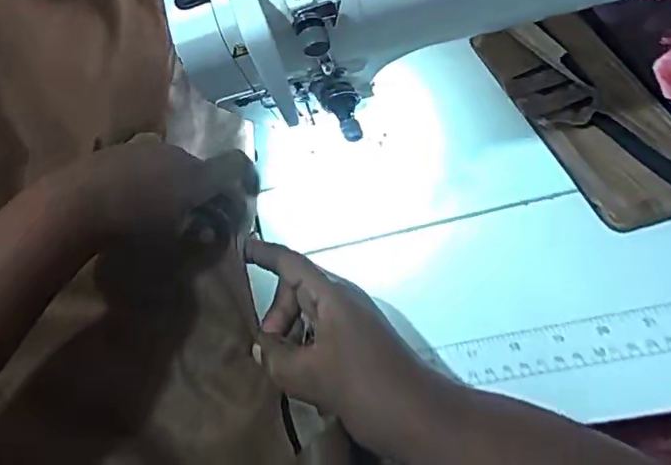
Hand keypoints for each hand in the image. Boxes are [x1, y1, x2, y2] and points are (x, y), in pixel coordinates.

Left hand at [55, 138, 255, 243]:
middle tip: (196, 218)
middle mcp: (177, 153)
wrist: (77, 201)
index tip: (240, 200)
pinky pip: (149, 161)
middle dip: (203, 191)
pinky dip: (151, 177)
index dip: (244, 179)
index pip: (235, 164)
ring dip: (175, 184)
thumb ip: (198, 235)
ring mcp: (148, 146)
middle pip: (201, 168)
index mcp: (196, 176)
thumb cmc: (131, 228)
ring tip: (160, 211)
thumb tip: (209, 230)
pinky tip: (134, 199)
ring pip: (174, 164)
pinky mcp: (123, 147)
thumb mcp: (172, 243)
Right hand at [245, 236, 448, 448]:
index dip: (261, 252)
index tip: (238, 245)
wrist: (432, 425)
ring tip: (286, 368)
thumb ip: (277, 359)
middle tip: (268, 347)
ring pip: (309, 315)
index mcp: (331, 294)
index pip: (288, 261)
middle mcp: (343, 300)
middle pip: (296, 290)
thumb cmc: (370, 388)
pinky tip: (307, 379)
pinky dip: (308, 348)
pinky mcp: (363, 345)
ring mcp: (355, 322)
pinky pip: (323, 333)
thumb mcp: (313, 376)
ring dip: (292, 336)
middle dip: (276, 315)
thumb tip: (260, 347)